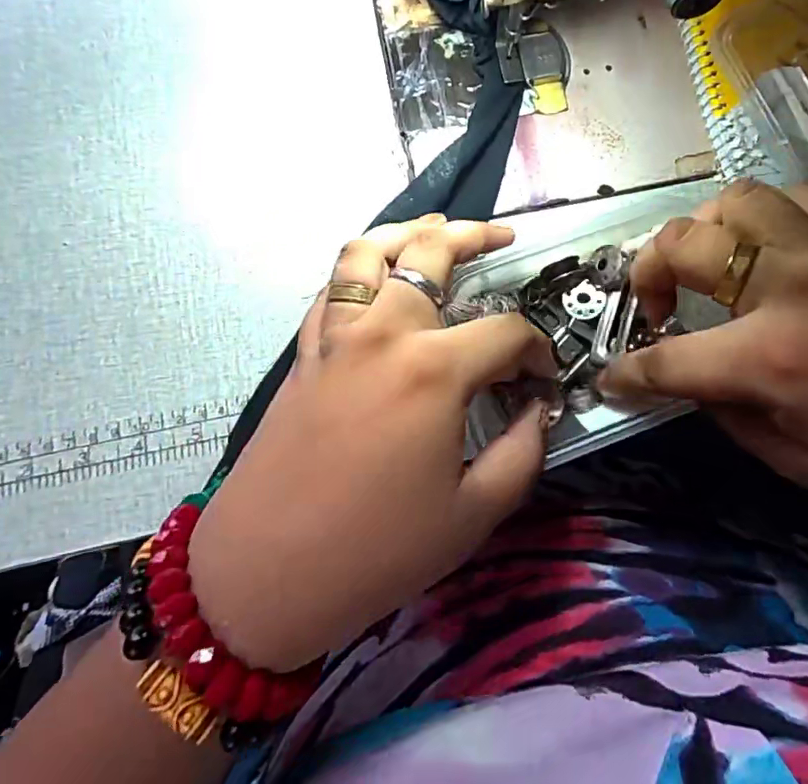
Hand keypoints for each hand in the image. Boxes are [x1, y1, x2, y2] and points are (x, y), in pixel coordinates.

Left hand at [188, 214, 557, 671]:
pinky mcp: (304, 352)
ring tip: (437, 231)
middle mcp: (383, 332)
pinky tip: (378, 279)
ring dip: (408, 232)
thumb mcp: (475, 511)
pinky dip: (358, 267)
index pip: (507, 332)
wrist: (263, 576)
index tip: (545, 378)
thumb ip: (523, 450)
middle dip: (477, 236)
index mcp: (434, 369)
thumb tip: (538, 410)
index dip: (538, 351)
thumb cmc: (377, 552)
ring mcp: (336, 335)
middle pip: (432, 252)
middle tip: (505, 238)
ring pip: (367, 250)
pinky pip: (330, 286)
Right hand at [599, 181, 807, 547]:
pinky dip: (767, 215)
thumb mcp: (798, 463)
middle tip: (653, 310)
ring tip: (704, 264)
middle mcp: (792, 286)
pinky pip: (801, 200)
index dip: (628, 373)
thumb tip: (688, 378)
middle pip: (687, 244)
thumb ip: (728, 410)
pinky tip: (767, 248)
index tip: (609, 379)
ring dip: (704, 227)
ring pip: (741, 199)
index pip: (670, 358)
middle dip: (647, 272)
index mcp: (774, 356)